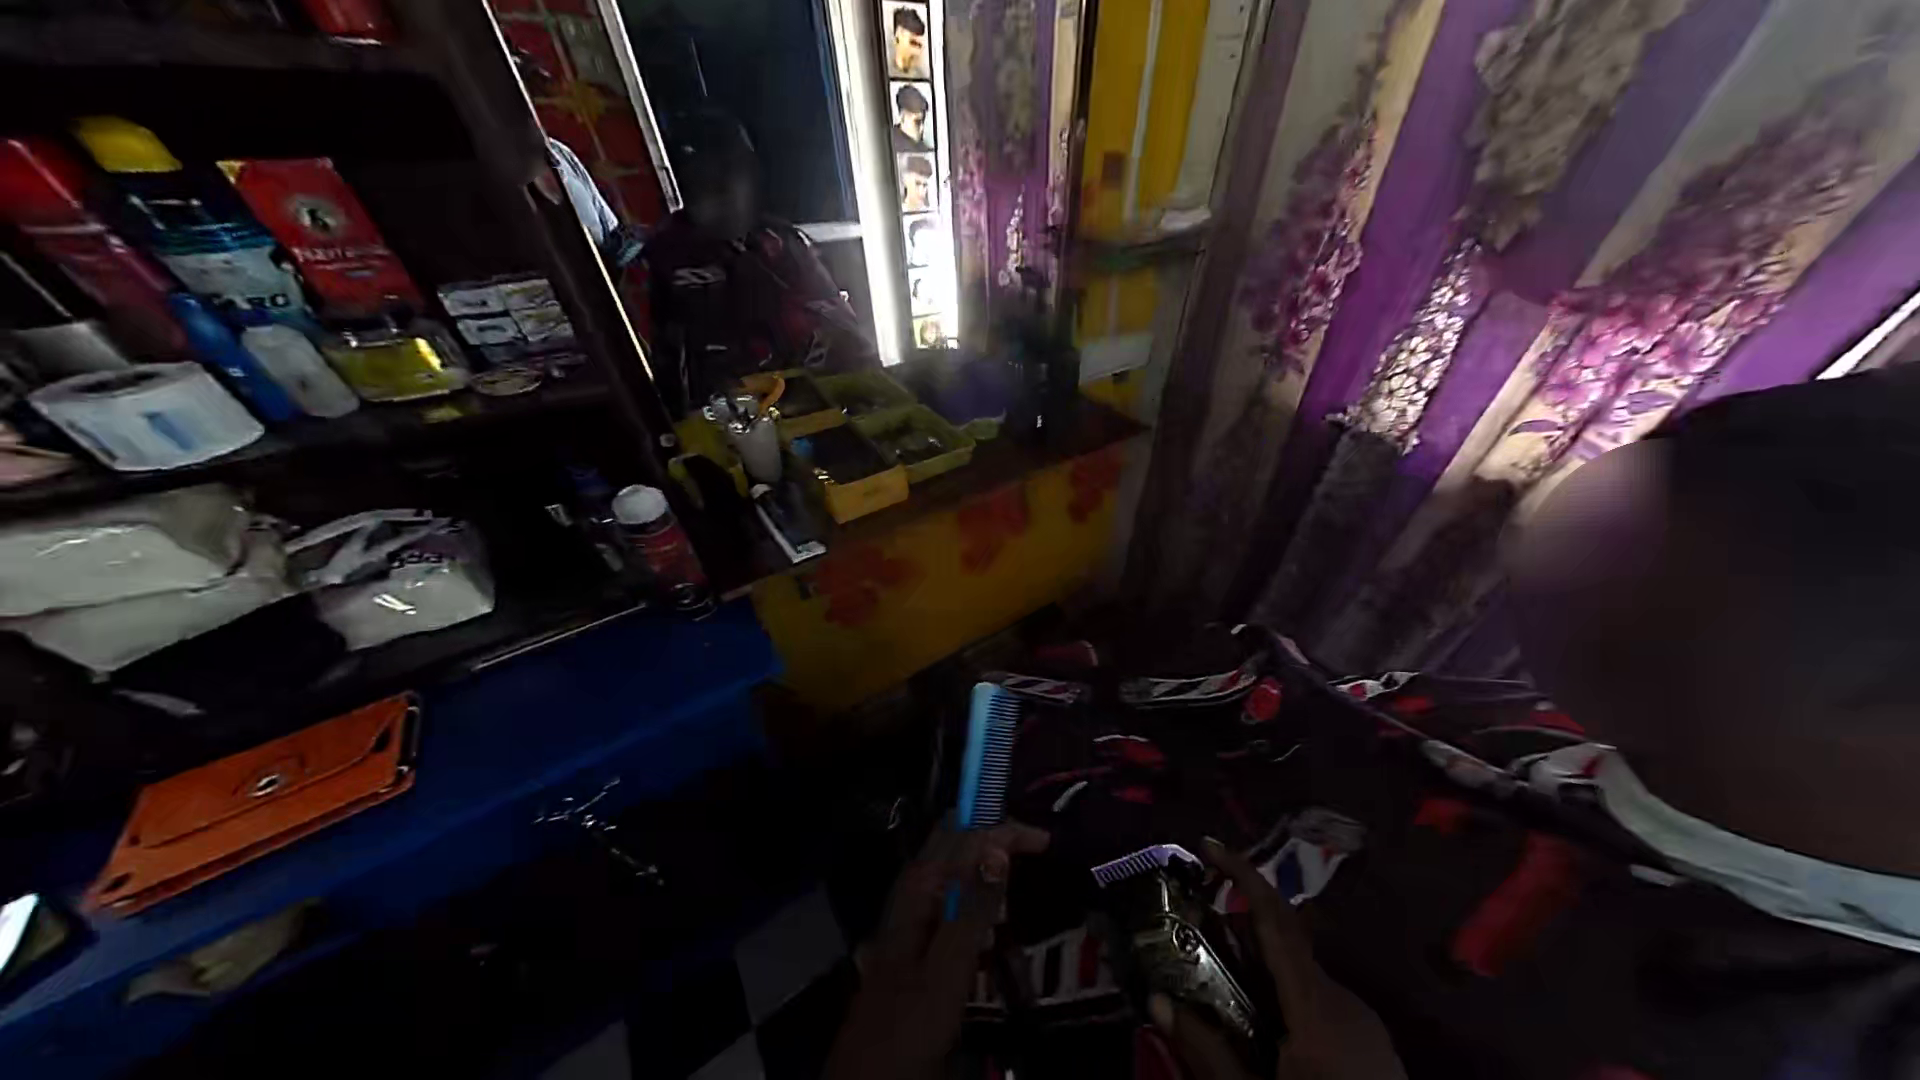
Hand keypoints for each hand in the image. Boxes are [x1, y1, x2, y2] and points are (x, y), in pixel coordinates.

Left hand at [824, 821, 1050, 1079]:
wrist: (869, 1074)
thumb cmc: (908, 1023)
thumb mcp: (946, 969)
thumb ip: (972, 907)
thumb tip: (998, 847)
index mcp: (918, 885)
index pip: (964, 833)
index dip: (1004, 829)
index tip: (1045, 841)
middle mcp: (915, 886)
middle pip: (959, 841)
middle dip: (996, 836)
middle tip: (1037, 847)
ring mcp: (916, 909)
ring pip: (957, 866)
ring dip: (989, 859)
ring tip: (1024, 865)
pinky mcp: (922, 934)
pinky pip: (955, 894)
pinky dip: (979, 890)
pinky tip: (995, 908)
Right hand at [1151, 838, 1405, 1079]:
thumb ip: (1207, 1049)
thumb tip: (1157, 999)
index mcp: (1318, 1008)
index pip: (1276, 919)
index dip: (1242, 874)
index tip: (1208, 845)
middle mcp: (1344, 1000)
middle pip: (1284, 941)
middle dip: (1238, 926)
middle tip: (1194, 934)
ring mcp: (1364, 1022)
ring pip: (1300, 971)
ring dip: (1259, 964)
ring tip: (1220, 985)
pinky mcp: (1373, 1044)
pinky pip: (1319, 997)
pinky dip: (1283, 990)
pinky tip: (1262, 1024)